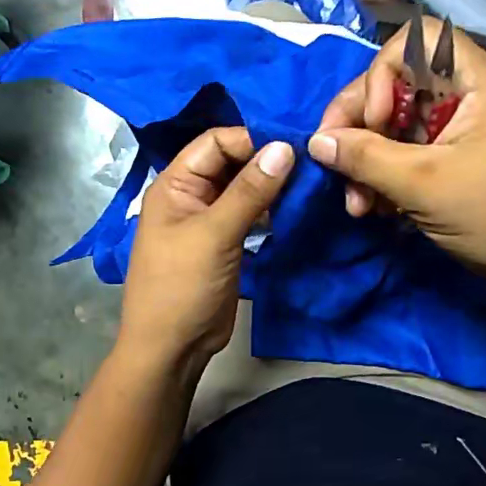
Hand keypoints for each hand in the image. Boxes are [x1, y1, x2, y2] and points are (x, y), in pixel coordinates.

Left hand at [119, 127, 294, 368]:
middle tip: (313, 161)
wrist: (172, 347)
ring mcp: (208, 220)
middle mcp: (190, 196)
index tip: (296, 144)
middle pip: (231, 162)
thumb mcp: (214, 235)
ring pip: (244, 189)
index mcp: (174, 185)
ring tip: (312, 181)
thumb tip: (285, 147)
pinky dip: (271, 209)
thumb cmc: (181, 286)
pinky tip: (298, 207)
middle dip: (267, 160)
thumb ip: (248, 191)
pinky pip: (250, 214)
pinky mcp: (226, 243)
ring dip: (273, 184)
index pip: (215, 143)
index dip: (252, 138)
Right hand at [309, 16, 485, 296]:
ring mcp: (464, 129)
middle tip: (338, 167)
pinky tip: (374, 208)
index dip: (382, 74)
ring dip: (367, 162)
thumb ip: (365, 158)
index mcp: (479, 83)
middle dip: (361, 129)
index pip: (417, 41)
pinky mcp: (457, 159)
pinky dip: (384, 176)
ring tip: (358, 205)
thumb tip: (316, 141)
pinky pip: (408, 152)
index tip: (373, 122)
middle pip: (397, 86)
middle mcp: (471, 96)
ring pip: (396, 125)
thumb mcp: (423, 185)